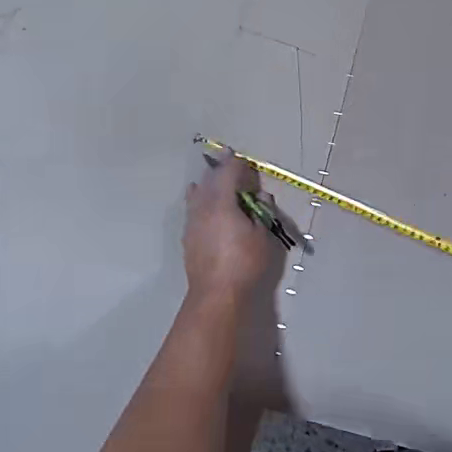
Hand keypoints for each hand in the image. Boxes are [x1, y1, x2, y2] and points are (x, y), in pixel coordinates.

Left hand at [183, 153, 278, 300]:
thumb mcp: (263, 236)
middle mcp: (203, 207)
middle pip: (210, 181)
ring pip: (197, 194)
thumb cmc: (245, 263)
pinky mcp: (188, 236)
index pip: (228, 174)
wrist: (217, 294)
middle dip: (221, 170)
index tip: (242, 158)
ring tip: (212, 179)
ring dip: (207, 184)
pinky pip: (192, 208)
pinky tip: (198, 201)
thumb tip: (260, 195)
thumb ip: (262, 211)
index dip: (236, 164)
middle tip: (230, 162)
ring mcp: (192, 222)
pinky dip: (198, 199)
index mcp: (222, 203)